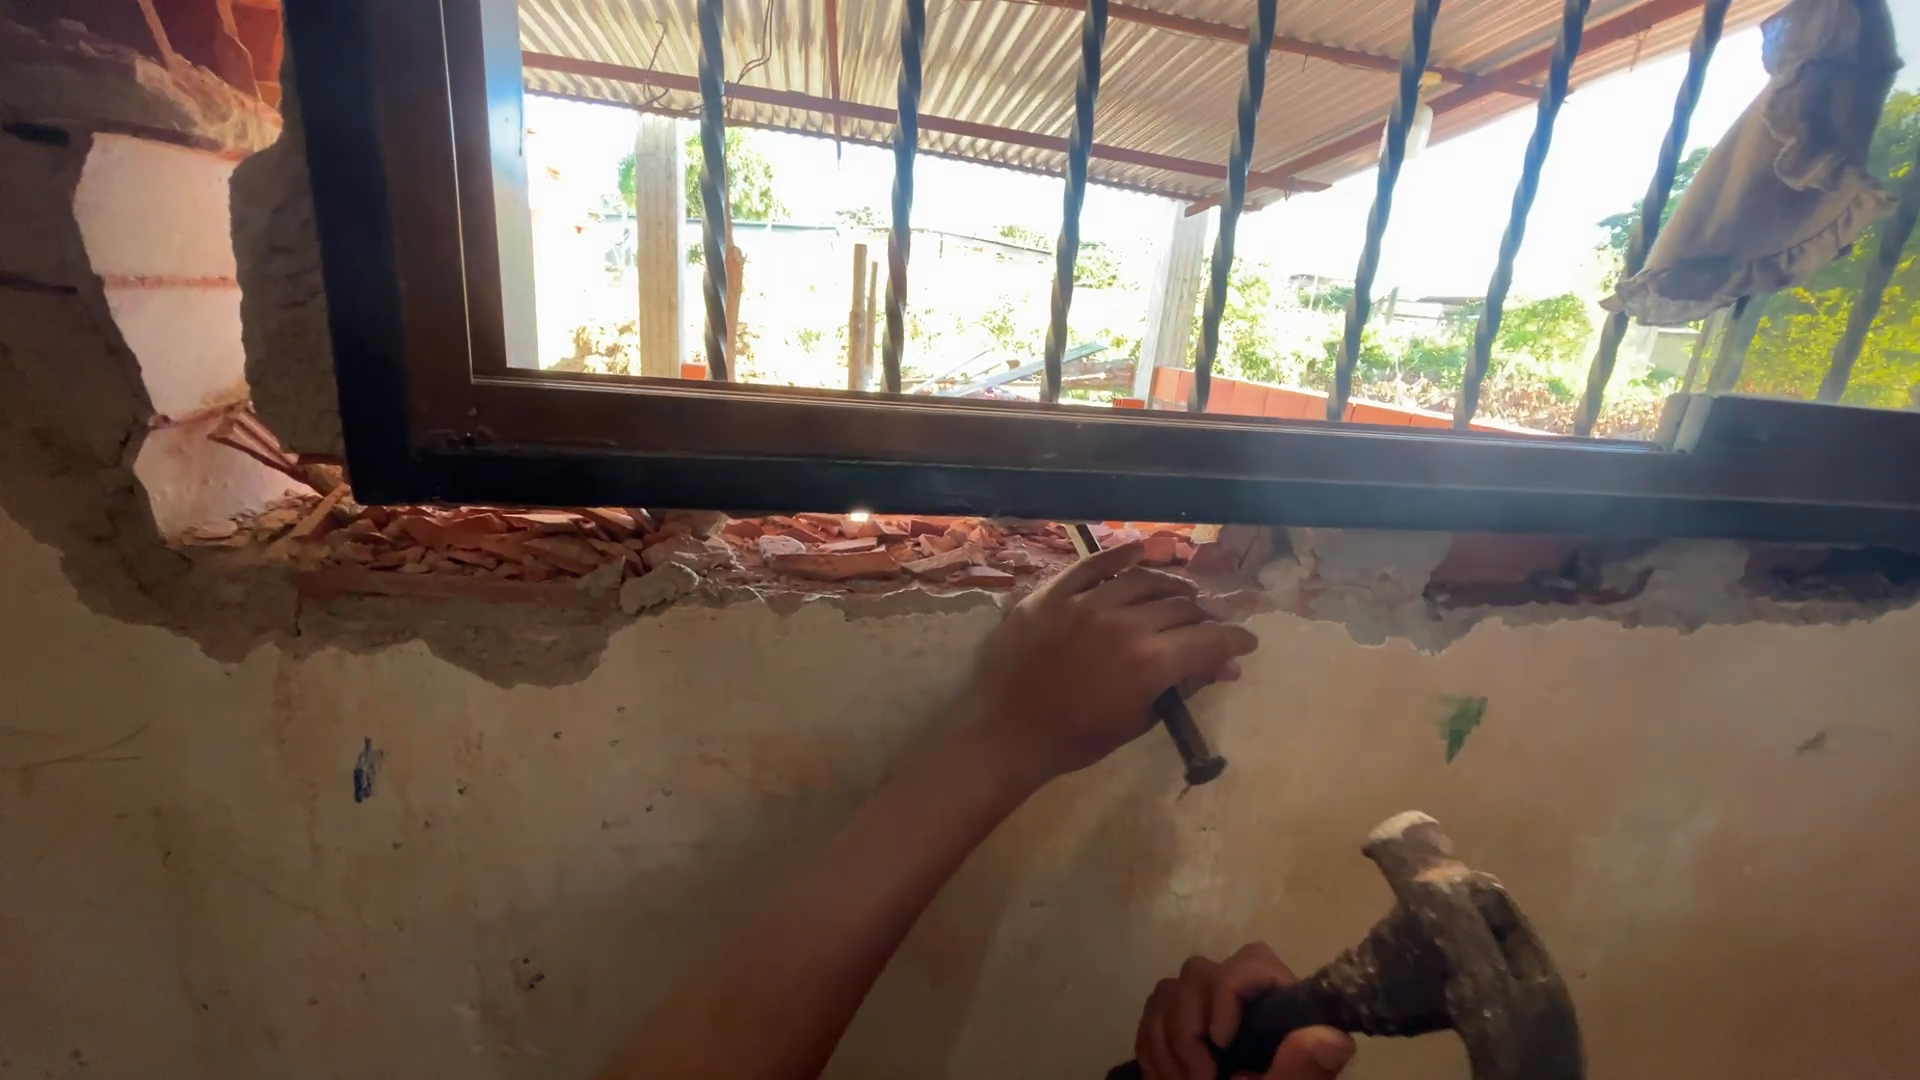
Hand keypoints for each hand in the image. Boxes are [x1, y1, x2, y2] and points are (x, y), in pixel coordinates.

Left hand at [964, 542, 1257, 786]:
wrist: (1005, 729)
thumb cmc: (1074, 737)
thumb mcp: (1137, 720)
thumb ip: (1182, 687)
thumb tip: (1225, 667)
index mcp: (1148, 662)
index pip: (1209, 639)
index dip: (1235, 640)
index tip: (1246, 642)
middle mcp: (1123, 623)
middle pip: (1180, 606)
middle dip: (1205, 616)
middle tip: (1209, 625)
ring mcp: (1085, 602)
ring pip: (1143, 580)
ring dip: (1171, 585)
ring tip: (1181, 594)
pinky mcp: (1053, 592)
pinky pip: (1093, 565)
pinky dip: (1120, 555)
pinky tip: (1139, 551)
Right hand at [1135, 943, 1355, 1079]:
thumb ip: (1301, 1072)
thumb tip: (1331, 1036)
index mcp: (1279, 1010)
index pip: (1254, 962)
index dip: (1228, 990)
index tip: (1220, 1041)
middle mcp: (1240, 999)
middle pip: (1200, 973)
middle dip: (1188, 1027)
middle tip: (1199, 1079)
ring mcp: (1204, 1007)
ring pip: (1168, 991)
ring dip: (1167, 1045)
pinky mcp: (1177, 1022)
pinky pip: (1151, 1014)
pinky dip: (1153, 1051)